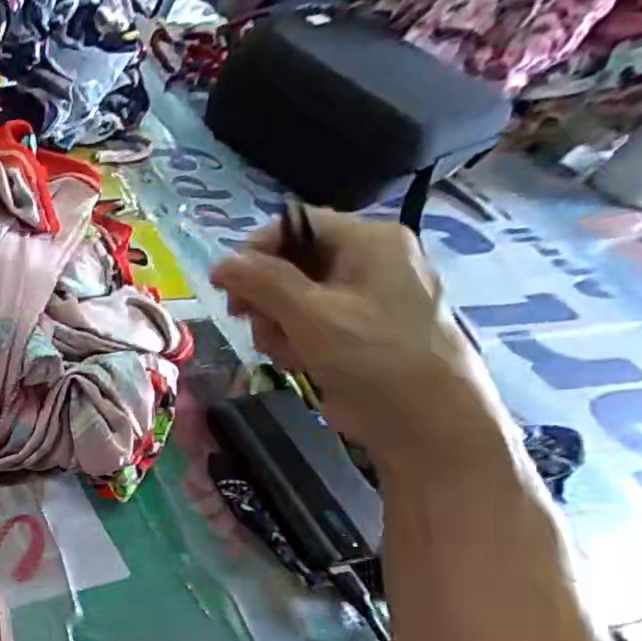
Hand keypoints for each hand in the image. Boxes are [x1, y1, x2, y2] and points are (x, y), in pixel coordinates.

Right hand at [209, 207, 514, 475]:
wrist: (420, 415)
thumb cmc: (372, 355)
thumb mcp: (311, 314)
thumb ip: (264, 282)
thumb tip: (221, 263)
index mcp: (369, 241)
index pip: (295, 225)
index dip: (254, 251)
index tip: (224, 285)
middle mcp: (365, 261)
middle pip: (287, 263)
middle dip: (263, 296)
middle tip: (249, 321)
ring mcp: (358, 297)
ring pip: (287, 298)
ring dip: (273, 325)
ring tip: (286, 350)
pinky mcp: (348, 330)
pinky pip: (301, 323)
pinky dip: (289, 341)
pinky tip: (298, 360)